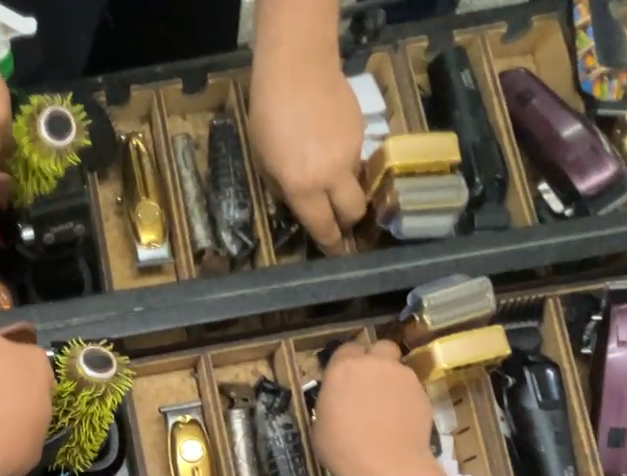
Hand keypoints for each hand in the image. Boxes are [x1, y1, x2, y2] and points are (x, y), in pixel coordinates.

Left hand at [249, 34, 368, 249]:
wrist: (298, 70)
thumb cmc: (268, 118)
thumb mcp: (264, 163)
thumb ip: (283, 190)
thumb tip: (297, 205)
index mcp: (303, 187)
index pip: (323, 227)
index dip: (331, 244)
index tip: (336, 255)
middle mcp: (332, 175)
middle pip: (353, 212)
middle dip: (347, 223)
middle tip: (339, 225)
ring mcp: (352, 153)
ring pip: (357, 185)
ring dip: (346, 192)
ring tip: (331, 185)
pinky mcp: (362, 133)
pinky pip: (358, 160)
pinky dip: (346, 165)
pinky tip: (331, 152)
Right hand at [312, 340, 431, 475]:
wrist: (385, 464)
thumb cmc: (341, 447)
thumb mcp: (320, 425)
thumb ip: (330, 404)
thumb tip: (337, 405)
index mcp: (343, 369)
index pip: (346, 349)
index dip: (345, 362)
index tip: (342, 379)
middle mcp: (375, 364)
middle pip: (380, 347)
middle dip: (376, 359)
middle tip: (368, 383)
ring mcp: (403, 377)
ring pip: (398, 369)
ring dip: (391, 381)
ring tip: (386, 408)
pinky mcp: (423, 393)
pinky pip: (411, 389)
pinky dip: (405, 399)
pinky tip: (399, 421)